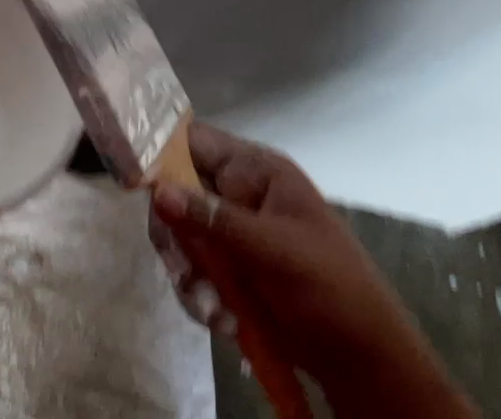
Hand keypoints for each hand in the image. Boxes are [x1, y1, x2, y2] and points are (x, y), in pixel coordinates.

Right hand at [149, 124, 475, 418]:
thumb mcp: (273, 249)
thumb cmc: (329, 287)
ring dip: (189, 275)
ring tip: (212, 310)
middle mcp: (237, 194)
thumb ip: (213, 219)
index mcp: (255, 172)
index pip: (193, 142)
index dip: (159, 153)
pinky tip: (221, 320)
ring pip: (180, 237)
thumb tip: (157, 189)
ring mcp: (231, 232)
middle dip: (175, 238)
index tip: (136, 184)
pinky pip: (192, 270)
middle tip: (182, 270)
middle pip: (175, 194)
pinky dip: (199, 296)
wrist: (363, 359)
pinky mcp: (229, 269)